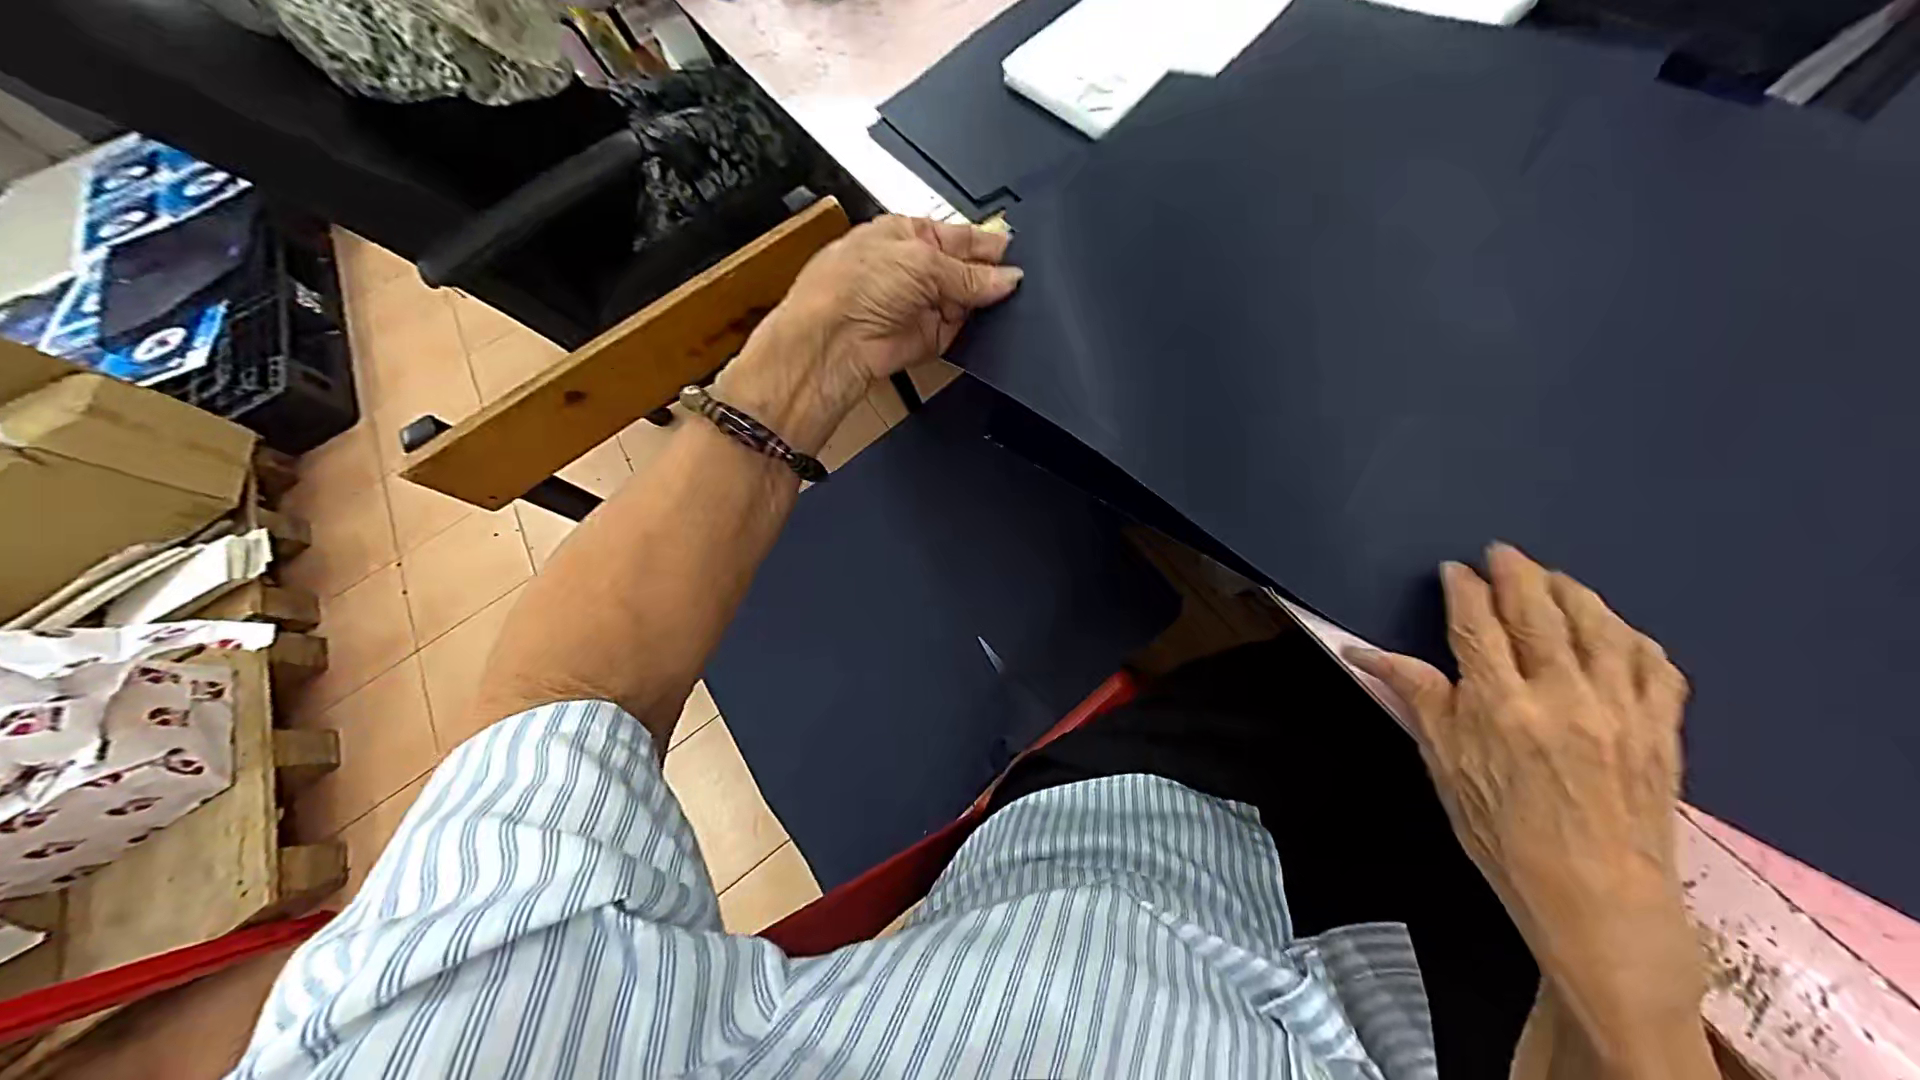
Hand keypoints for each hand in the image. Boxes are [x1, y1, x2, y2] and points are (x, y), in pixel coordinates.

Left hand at [716, 216, 1021, 453]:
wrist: (834, 341)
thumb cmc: (849, 288)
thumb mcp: (920, 261)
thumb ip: (969, 273)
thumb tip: (1006, 278)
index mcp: (907, 234)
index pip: (960, 236)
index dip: (987, 244)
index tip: (1013, 254)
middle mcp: (914, 269)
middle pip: (967, 270)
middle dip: (988, 276)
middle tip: (1009, 281)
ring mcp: (921, 305)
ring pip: (968, 302)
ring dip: (982, 304)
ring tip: (996, 303)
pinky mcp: (927, 338)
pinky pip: (961, 333)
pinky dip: (973, 330)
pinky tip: (983, 323)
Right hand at [1348, 544, 1712, 1073]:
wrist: (1595, 896)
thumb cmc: (1499, 830)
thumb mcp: (1441, 762)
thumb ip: (1415, 695)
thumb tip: (1359, 651)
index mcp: (1500, 706)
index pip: (1478, 626)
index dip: (1464, 590)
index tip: (1455, 569)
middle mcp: (1562, 696)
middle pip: (1539, 614)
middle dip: (1518, 574)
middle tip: (1503, 551)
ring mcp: (1620, 710)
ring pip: (1600, 628)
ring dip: (1574, 592)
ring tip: (1554, 576)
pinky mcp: (1661, 729)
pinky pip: (1655, 664)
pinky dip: (1631, 634)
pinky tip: (1614, 626)